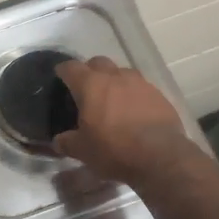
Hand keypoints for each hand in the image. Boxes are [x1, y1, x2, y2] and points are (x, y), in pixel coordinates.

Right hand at [53, 57, 192, 186]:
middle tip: (86, 89)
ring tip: (111, 100)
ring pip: (121, 73)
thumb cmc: (113, 149)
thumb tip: (59, 141)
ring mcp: (140, 83)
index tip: (59, 76)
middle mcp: (115, 77)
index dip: (63, 71)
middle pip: (98, 62)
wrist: (159, 156)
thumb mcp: (82, 150)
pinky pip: (140, 87)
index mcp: (91, 85)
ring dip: (113, 81)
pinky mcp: (158, 94)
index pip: (71, 67)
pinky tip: (132, 112)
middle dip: (89, 71)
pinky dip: (132, 95)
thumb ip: (67, 142)